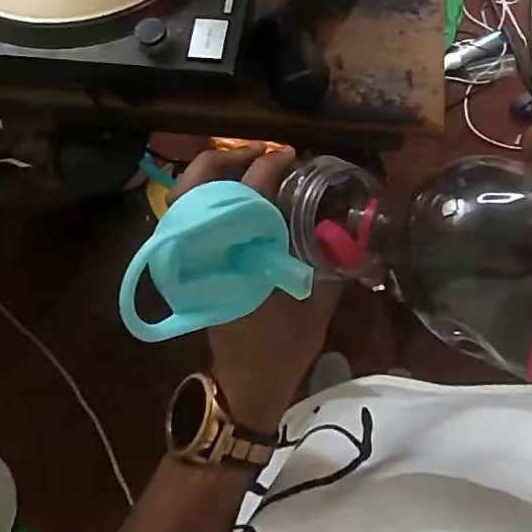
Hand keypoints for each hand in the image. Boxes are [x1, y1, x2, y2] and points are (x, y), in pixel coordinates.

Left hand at [170, 147, 340, 427]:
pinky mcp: (185, 259)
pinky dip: (205, 190)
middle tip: (264, 152)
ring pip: (184, 194)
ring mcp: (187, 254)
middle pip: (195, 185)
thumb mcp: (316, 302)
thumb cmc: (281, 346)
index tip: (289, 155)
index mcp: (234, 258)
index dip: (266, 167)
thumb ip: (330, 257)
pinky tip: (235, 190)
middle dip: (227, 157)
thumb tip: (346, 220)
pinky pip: (187, 210)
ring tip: (249, 162)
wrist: (245, 380)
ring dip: (213, 170)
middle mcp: (201, 250)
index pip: (243, 197)